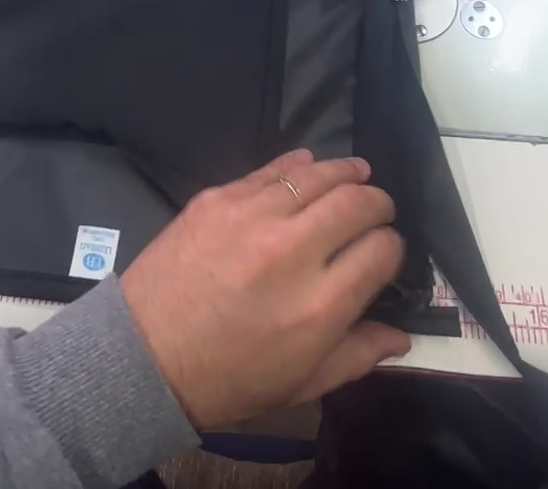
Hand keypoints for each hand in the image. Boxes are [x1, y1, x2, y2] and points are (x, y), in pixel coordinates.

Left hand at [119, 149, 410, 429]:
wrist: (146, 353)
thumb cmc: (227, 378)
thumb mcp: (301, 383)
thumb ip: (357, 354)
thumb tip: (402, 333)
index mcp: (319, 305)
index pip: (381, 251)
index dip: (392, 247)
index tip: (385, 251)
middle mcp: (292, 251)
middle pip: (356, 203)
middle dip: (377, 201)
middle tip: (378, 206)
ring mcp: (252, 216)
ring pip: (316, 174)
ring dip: (345, 171)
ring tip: (358, 171)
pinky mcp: (219, 197)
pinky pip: (270, 170)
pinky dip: (297, 164)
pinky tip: (308, 164)